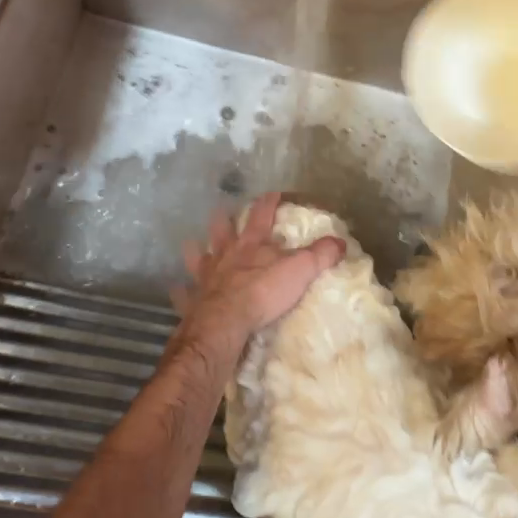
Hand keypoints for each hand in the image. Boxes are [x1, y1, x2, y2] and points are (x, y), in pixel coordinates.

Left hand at [172, 190, 344, 356]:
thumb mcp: (301, 270)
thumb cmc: (263, 293)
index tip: (272, 192)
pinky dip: (180, 291)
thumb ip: (321, 254)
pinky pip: (184, 294)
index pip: (262, 216)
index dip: (268, 203)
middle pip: (223, 232)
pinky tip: (176, 288)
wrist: (224, 324)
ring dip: (196, 250)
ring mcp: (206, 279)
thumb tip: (341, 241)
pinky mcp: (193, 302)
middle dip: (224, 220)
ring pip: (199, 258)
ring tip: (191, 243)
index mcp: (252, 245)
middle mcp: (226, 256)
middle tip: (221, 210)